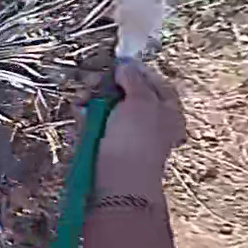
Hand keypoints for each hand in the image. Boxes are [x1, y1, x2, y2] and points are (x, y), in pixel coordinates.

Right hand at [90, 61, 185, 200]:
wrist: (117, 183)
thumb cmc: (136, 140)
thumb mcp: (141, 102)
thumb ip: (134, 80)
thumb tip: (125, 65)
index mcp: (168, 111)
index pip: (156, 83)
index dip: (138, 71)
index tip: (118, 64)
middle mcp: (149, 122)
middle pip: (127, 93)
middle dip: (108, 86)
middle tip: (94, 82)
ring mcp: (126, 134)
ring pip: (107, 107)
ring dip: (92, 99)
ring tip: (82, 99)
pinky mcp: (105, 145)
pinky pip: (94, 123)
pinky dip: (86, 116)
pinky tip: (79, 112)